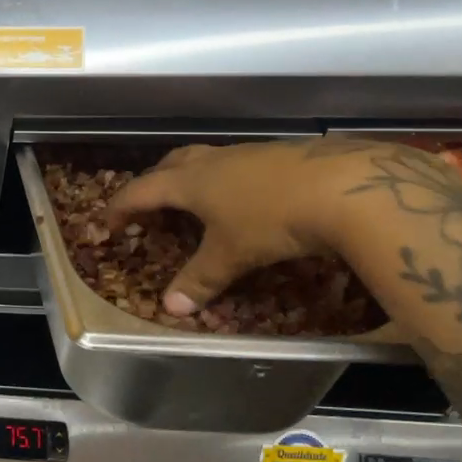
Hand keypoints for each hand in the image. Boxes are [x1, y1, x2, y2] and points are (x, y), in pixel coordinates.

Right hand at [102, 139, 388, 317]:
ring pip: (210, 160)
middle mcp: (215, 161)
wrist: (352, 188)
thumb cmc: (274, 220)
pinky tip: (251, 199)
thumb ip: (201, 279)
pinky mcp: (287, 155)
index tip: (109, 222)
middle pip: (171, 163)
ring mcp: (252, 153)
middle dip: (155, 181)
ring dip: (195, 177)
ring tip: (200, 201)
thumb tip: (171, 308)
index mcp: (190, 182)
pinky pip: (244, 165)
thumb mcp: (232, 255)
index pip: (140, 190)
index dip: (121, 206)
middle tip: (150, 202)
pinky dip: (233, 180)